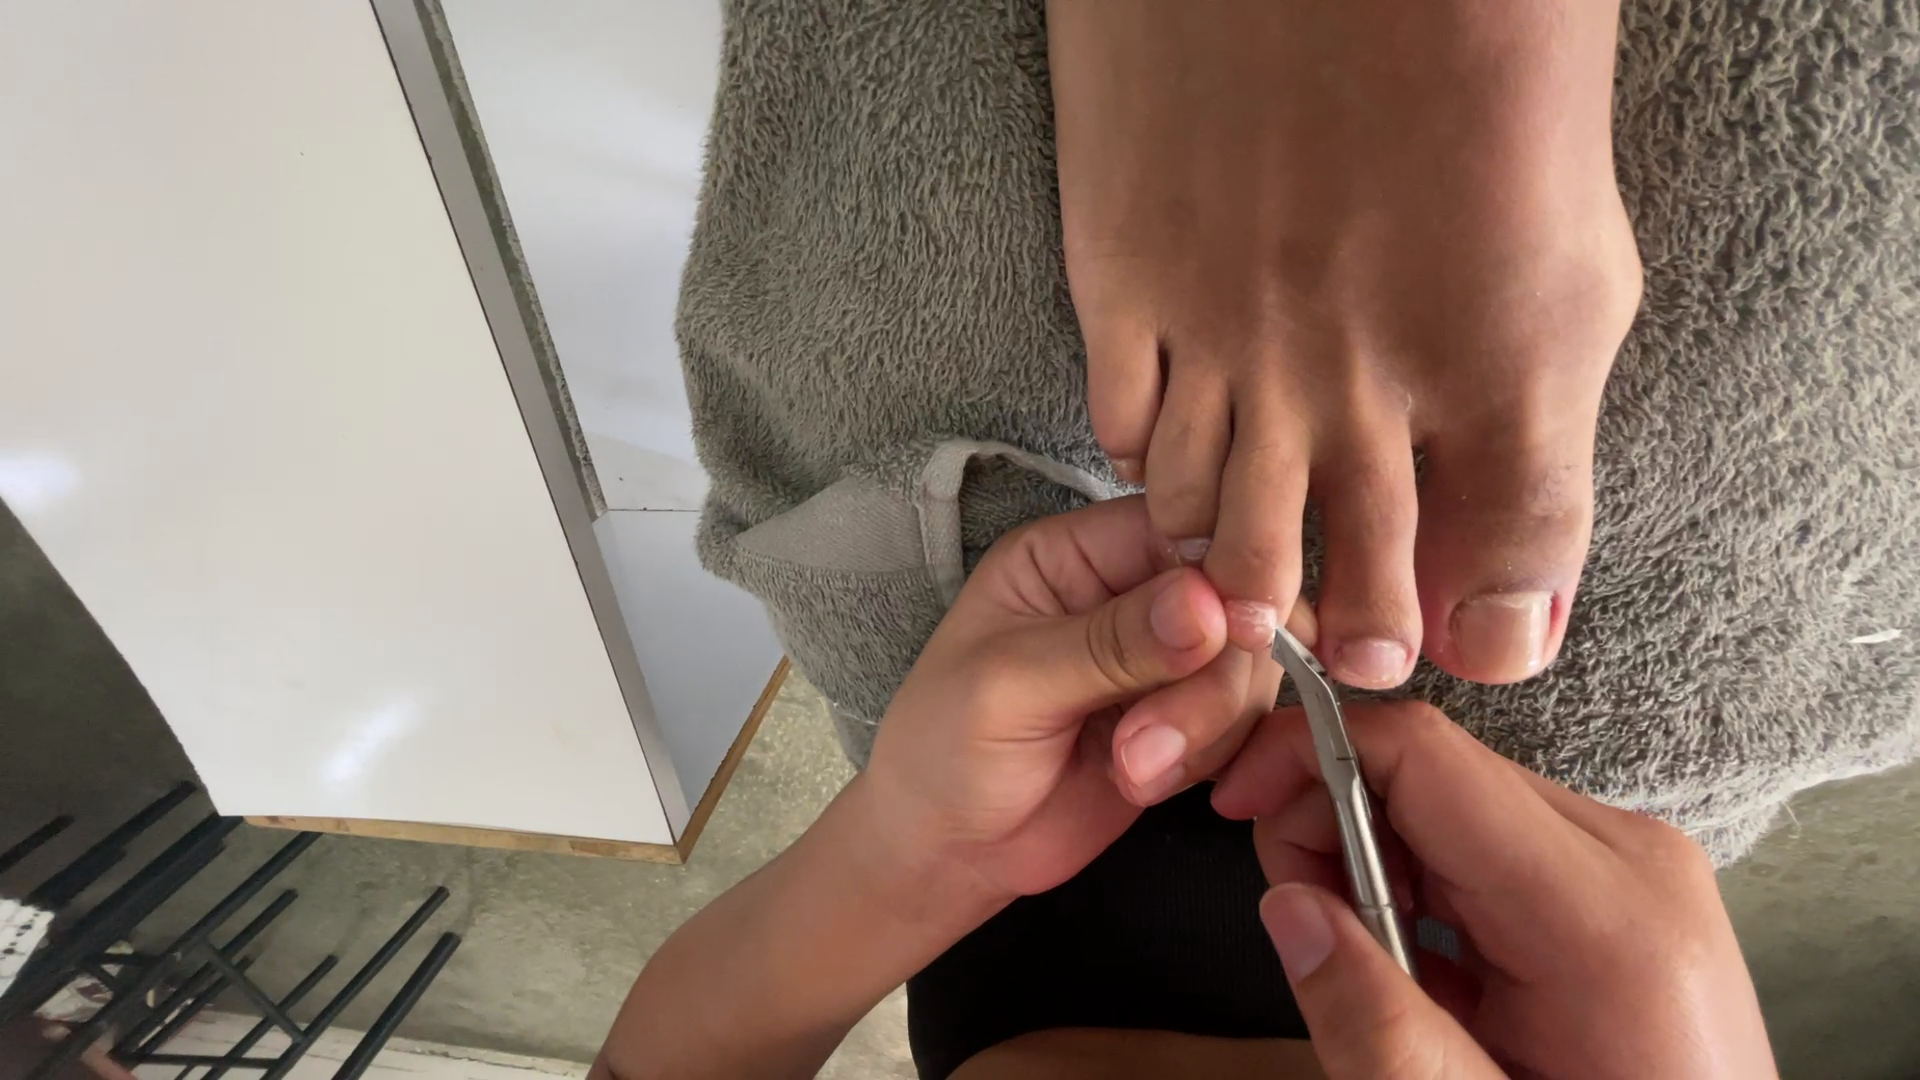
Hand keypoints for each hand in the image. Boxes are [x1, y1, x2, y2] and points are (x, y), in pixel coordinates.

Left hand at [864, 496, 1280, 900]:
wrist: (950, 847)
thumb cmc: (946, 746)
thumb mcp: (1011, 683)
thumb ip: (1109, 644)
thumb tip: (1211, 604)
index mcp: (1070, 556)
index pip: (1174, 525)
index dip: (1220, 570)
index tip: (1238, 629)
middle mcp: (1121, 594)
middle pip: (1228, 597)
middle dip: (1209, 676)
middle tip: (1148, 740)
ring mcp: (1156, 660)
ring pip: (1244, 663)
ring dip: (1206, 725)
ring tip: (1133, 768)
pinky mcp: (1179, 719)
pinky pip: (1241, 719)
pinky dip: (1213, 756)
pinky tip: (1146, 784)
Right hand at [1048, 0, 1641, 687]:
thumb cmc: (1472, 58)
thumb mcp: (1570, 243)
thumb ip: (1540, 416)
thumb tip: (1516, 569)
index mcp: (1496, 345)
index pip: (1505, 551)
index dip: (1483, 626)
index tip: (1459, 649)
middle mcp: (1346, 367)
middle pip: (1336, 563)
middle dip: (1347, 630)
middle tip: (1337, 648)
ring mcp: (1219, 333)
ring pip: (1205, 515)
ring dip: (1227, 556)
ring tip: (1236, 565)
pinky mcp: (1123, 288)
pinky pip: (1123, 426)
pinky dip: (1143, 461)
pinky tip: (1161, 454)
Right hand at [1212, 703, 1775, 1078]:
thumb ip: (1379, 1034)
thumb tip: (1288, 905)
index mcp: (1604, 916)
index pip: (1421, 751)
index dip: (1306, 750)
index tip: (1236, 803)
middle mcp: (1619, 853)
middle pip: (1413, 764)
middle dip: (1321, 821)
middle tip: (1305, 916)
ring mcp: (1611, 854)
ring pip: (1422, 788)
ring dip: (1353, 851)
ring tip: (1363, 951)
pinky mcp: (1592, 867)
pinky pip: (1453, 822)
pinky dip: (1396, 869)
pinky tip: (1407, 946)